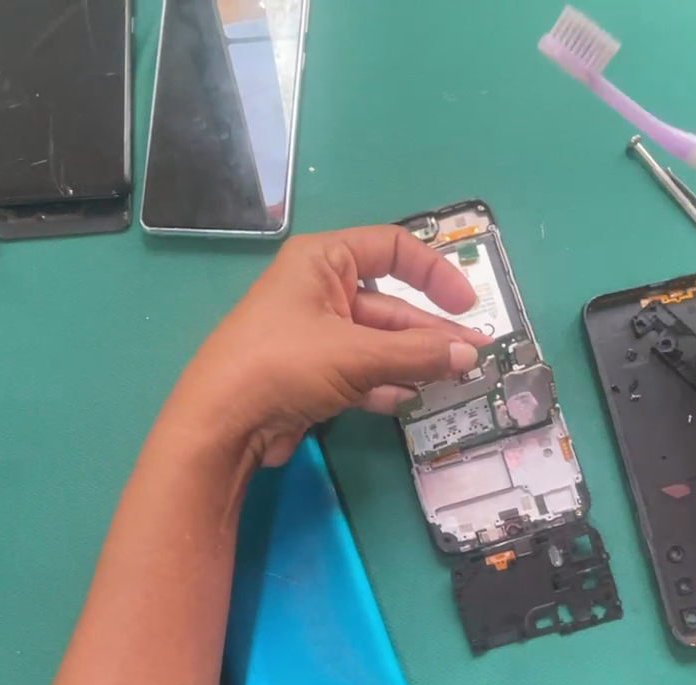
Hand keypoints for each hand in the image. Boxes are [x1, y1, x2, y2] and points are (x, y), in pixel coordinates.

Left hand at [165, 226, 488, 466]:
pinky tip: (410, 398)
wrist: (223, 424)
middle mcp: (319, 292)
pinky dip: (384, 386)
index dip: (433, 273)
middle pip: (389, 306)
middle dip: (429, 332)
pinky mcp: (312, 377)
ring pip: (377, 344)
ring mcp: (315, 338)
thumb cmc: (283, 365)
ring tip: (454, 379)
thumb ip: (416, 354)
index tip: (467, 303)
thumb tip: (468, 355)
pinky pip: (360, 374)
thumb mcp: (355, 354)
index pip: (391, 249)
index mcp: (322, 261)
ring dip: (413, 362)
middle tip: (473, 356)